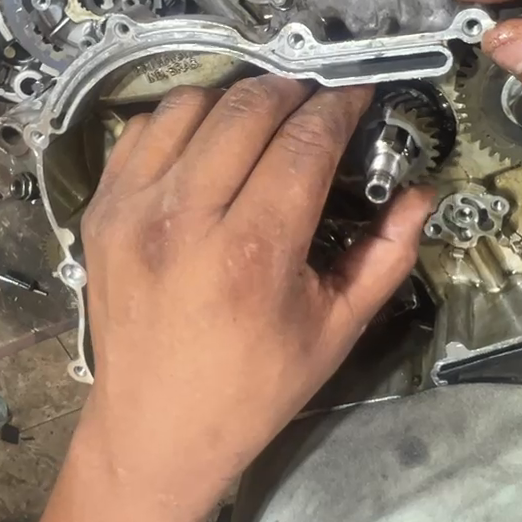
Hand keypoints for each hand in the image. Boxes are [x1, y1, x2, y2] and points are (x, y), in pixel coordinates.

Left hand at [71, 77, 430, 517]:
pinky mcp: (100, 208)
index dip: (339, 106)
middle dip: (294, 91)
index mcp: (252, 253)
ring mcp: (132, 208)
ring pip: (192, 103)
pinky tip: (207, 144)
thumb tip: (421, 193)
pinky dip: (183, 120)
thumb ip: (386, 255)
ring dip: (238, 98)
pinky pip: (143, 128)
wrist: (153, 430)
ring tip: (265, 120)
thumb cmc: (253, 388)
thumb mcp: (336, 330)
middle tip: (317, 104)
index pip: (304, 141)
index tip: (358, 94)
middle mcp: (185, 218)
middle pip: (247, 108)